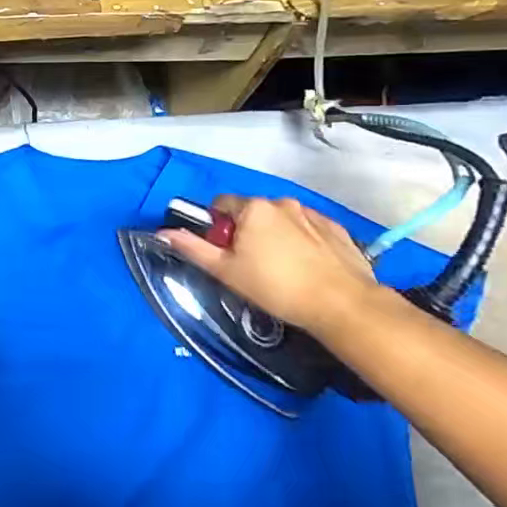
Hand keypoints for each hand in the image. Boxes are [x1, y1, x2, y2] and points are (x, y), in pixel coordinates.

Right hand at [159, 196, 382, 334]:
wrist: (342, 305)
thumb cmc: (276, 287)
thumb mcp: (226, 272)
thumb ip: (194, 249)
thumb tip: (165, 232)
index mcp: (253, 208)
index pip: (221, 205)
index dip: (218, 229)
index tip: (226, 254)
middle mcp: (282, 202)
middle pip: (252, 212)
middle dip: (247, 233)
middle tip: (251, 267)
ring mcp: (312, 214)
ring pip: (281, 220)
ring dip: (275, 237)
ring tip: (282, 271)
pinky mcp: (337, 229)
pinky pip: (309, 230)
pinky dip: (303, 243)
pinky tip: (307, 269)